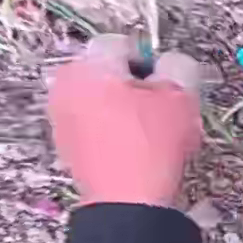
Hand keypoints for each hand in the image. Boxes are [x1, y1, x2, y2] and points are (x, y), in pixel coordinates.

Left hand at [49, 34, 202, 207]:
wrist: (128, 199)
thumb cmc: (153, 143)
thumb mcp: (181, 96)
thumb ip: (179, 65)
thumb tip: (172, 62)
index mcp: (88, 68)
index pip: (123, 42)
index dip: (152, 59)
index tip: (168, 83)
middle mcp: (64, 85)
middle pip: (111, 69)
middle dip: (140, 83)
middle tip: (165, 106)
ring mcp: (61, 114)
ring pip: (105, 94)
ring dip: (130, 104)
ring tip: (154, 128)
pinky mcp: (68, 139)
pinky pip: (97, 118)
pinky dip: (118, 125)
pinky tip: (139, 143)